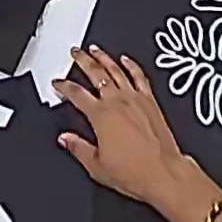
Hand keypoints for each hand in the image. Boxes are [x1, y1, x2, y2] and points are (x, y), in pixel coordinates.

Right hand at [53, 46, 221, 221]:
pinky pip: (139, 76)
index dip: (64, 86)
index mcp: (100, 115)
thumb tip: (65, 139)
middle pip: (95, 73)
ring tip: (94, 49)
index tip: (58, 83)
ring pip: (115, 69)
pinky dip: (131, 65)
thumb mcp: (97, 166)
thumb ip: (78, 148)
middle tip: (75, 52)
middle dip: (82, 60)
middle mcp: (116, 101)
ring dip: (103, 57)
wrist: (164, 173)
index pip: (76, 93)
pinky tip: (125, 59)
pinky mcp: (150, 100)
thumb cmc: (134, 172)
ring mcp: (134, 98)